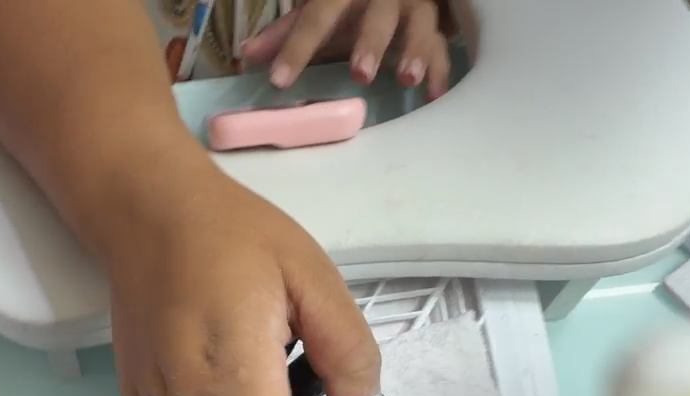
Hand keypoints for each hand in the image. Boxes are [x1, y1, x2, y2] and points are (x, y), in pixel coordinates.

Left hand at [239, 0, 452, 96]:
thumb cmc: (347, 1)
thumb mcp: (317, 9)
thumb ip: (285, 33)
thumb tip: (248, 54)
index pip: (317, 17)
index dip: (298, 48)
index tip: (280, 80)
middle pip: (378, 15)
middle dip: (370, 42)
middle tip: (360, 73)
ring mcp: (413, 6)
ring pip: (419, 24)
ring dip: (414, 51)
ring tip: (407, 79)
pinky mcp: (433, 25)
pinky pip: (442, 46)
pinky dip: (440, 70)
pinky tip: (435, 94)